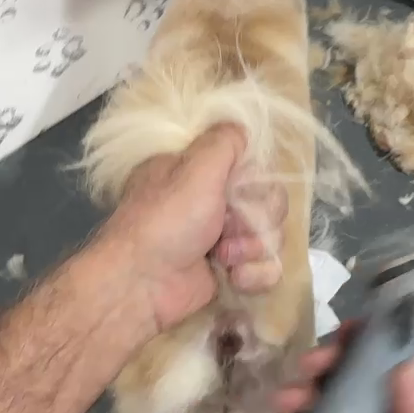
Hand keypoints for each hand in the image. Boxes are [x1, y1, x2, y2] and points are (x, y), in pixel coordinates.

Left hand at [96, 125, 287, 334]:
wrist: (143, 283)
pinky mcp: (230, 272)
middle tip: (228, 227)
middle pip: (269, 202)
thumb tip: (241, 129)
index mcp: (200, 172)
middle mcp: (212, 202)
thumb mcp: (194, 167)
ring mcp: (222, 238)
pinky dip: (254, 275)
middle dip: (256, 218)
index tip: (239, 189)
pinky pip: (265, 269)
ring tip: (224, 257)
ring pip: (271, 236)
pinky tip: (234, 278)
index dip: (254, 181)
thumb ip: (223, 142)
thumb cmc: (168, 220)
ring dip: (253, 248)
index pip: (252, 167)